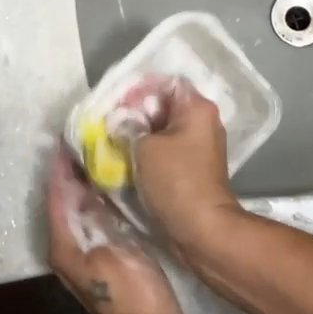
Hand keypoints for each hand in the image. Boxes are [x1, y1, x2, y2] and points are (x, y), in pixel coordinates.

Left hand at [45, 144, 184, 313]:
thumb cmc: (130, 293)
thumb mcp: (109, 250)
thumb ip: (90, 216)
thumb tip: (78, 181)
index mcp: (63, 240)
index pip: (56, 190)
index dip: (60, 161)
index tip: (71, 131)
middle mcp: (69, 240)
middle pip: (66, 193)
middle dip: (74, 164)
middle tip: (91, 130)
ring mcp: (89, 247)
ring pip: (82, 201)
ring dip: (88, 175)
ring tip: (105, 145)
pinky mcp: (109, 249)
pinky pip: (99, 211)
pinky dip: (103, 191)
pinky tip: (120, 176)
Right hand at [117, 77, 245, 255]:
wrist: (202, 229)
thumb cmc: (176, 181)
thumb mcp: (144, 148)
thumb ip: (128, 127)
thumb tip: (118, 120)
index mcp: (197, 108)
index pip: (164, 84)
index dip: (138, 90)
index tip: (114, 104)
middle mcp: (203, 121)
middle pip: (164, 106)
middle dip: (135, 115)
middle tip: (109, 124)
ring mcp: (200, 145)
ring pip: (164, 130)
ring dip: (140, 136)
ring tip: (113, 142)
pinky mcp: (194, 167)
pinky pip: (168, 150)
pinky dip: (149, 153)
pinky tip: (127, 161)